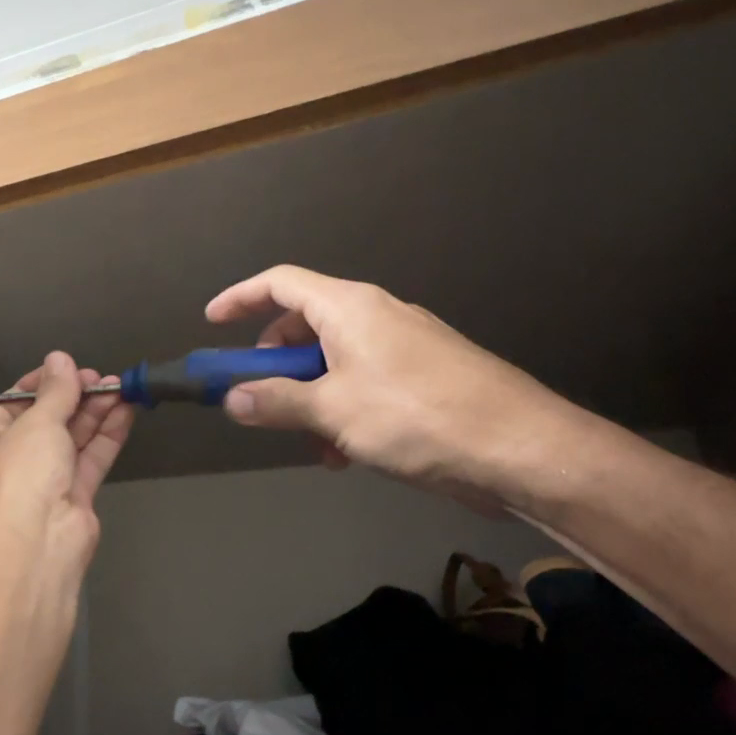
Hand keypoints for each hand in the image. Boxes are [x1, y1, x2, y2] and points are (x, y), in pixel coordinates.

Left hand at [0, 352, 134, 571]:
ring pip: (72, 438)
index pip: (12, 402)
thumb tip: (59, 359)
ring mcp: (44, 479)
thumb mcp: (36, 422)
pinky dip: (107, 435)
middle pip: (46, 419)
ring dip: (95, 412)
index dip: (41, 383)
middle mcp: (12, 458)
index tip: (68, 368)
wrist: (37, 543)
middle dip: (75, 396)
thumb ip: (55, 391)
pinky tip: (126, 410)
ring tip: (121, 388)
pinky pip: (90, 458)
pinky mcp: (73, 497)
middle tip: (103, 377)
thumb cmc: (21, 473)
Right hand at [205, 265, 589, 507]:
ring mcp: (405, 345)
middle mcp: (376, 315)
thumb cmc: (417, 417)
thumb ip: (276, 402)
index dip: (240, 298)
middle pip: (305, 323)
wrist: (523, 449)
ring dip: (308, 396)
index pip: (281, 283)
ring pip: (334, 359)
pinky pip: (364, 380)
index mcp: (350, 307)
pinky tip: (347, 452)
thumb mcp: (333, 411)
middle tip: (259, 396)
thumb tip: (232, 400)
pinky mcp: (425, 376)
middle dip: (274, 361)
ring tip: (310, 442)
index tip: (212, 323)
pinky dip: (342, 407)